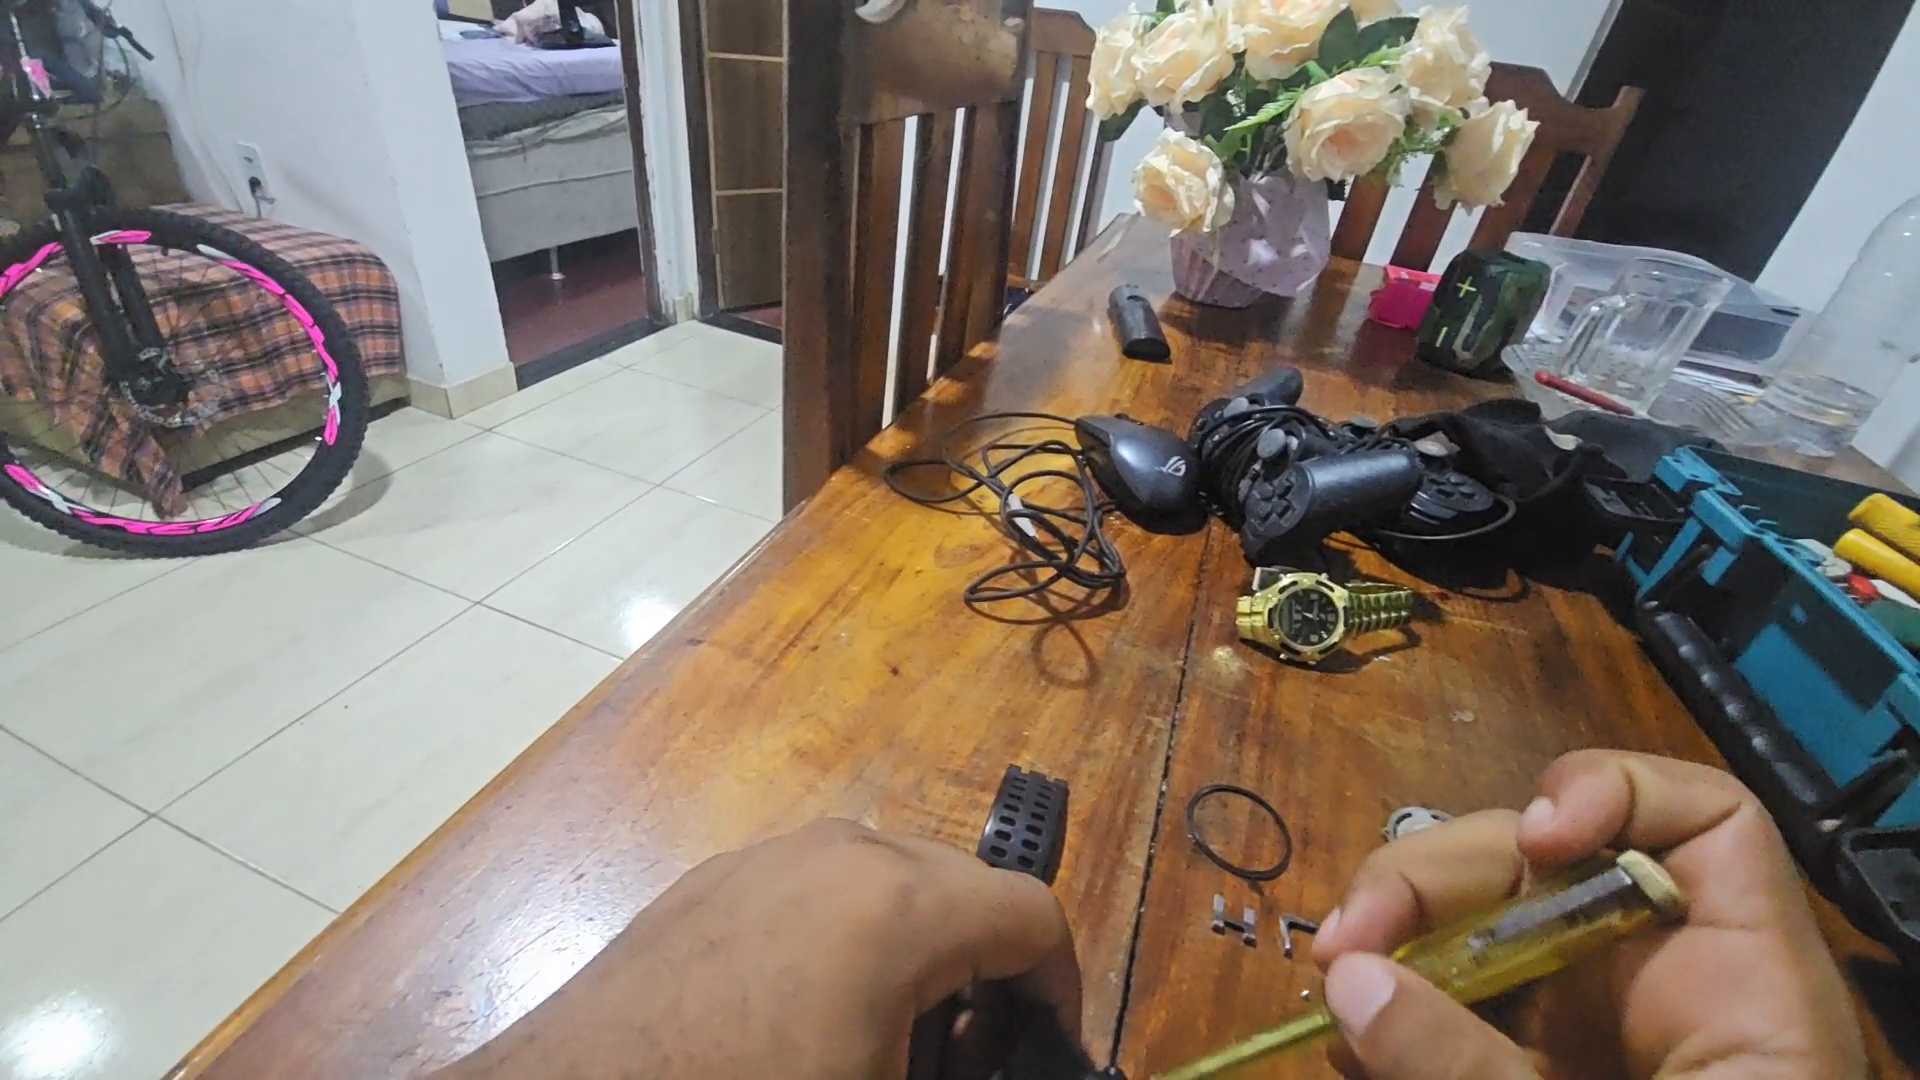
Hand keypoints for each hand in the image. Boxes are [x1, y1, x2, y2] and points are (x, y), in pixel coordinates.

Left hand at [435, 819, 1080, 1079]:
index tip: (1046, 1048)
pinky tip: (805, 1010)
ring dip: (922, 949)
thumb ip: (964, 1072)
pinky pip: (826, 886)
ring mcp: (779, 850)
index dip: (1062, 986)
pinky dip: (855, 935)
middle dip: (989, 970)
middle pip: (968, 887)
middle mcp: (848, 847)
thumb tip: (978, 1052)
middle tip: (967, 1055)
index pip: (1034, 914)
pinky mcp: (725, 873)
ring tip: (888, 1034)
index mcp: (900, 901)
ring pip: (897, 879)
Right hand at [1311, 751, 1867, 1079]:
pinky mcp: (1512, 1038)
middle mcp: (1631, 962)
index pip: (1694, 818)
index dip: (1610, 792)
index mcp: (1720, 977)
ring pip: (1459, 907)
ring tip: (1335, 989)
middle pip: (1516, 851)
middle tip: (1345, 944)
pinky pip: (1434, 981)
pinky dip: (1385, 997)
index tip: (1536, 842)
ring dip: (1383, 931)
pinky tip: (1354, 1046)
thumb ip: (1479, 1068)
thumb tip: (1348, 981)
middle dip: (1418, 879)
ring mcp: (1565, 999)